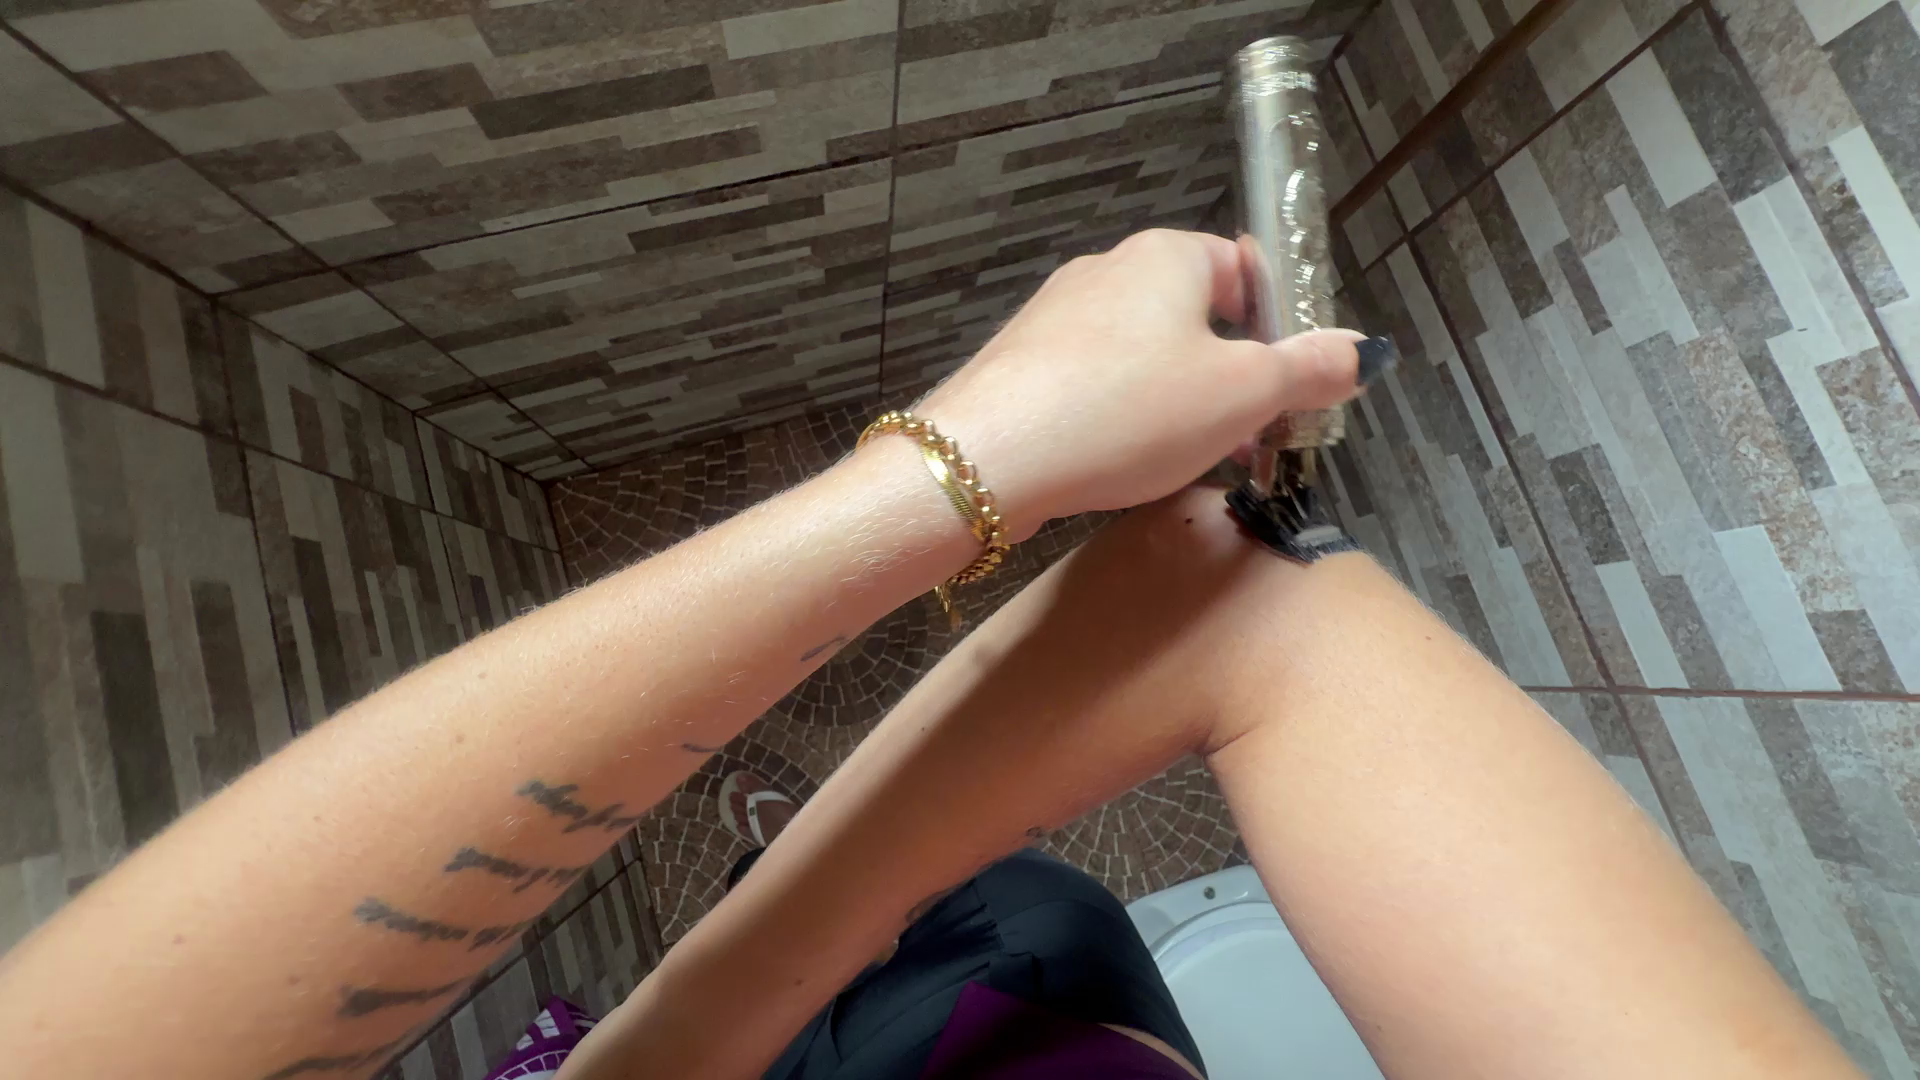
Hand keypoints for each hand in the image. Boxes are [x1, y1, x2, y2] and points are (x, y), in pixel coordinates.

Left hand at [913, 228, 1368, 539]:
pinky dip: (1119, 417)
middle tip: (1244, 441)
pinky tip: (1121, 462)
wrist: (993, 456)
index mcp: (1165, 257)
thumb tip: (1363, 351)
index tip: (1286, 388)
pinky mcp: (1020, 366)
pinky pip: (1091, 385)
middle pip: (1190, 320)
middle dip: (1226, 379)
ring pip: (1139, 358)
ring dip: (1175, 404)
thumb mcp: (1241, 394)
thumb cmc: (1131, 411)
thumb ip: (1309, 369)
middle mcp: (1104, 271)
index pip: (1243, 271)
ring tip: (1189, 462)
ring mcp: (1053, 318)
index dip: (1277, 327)